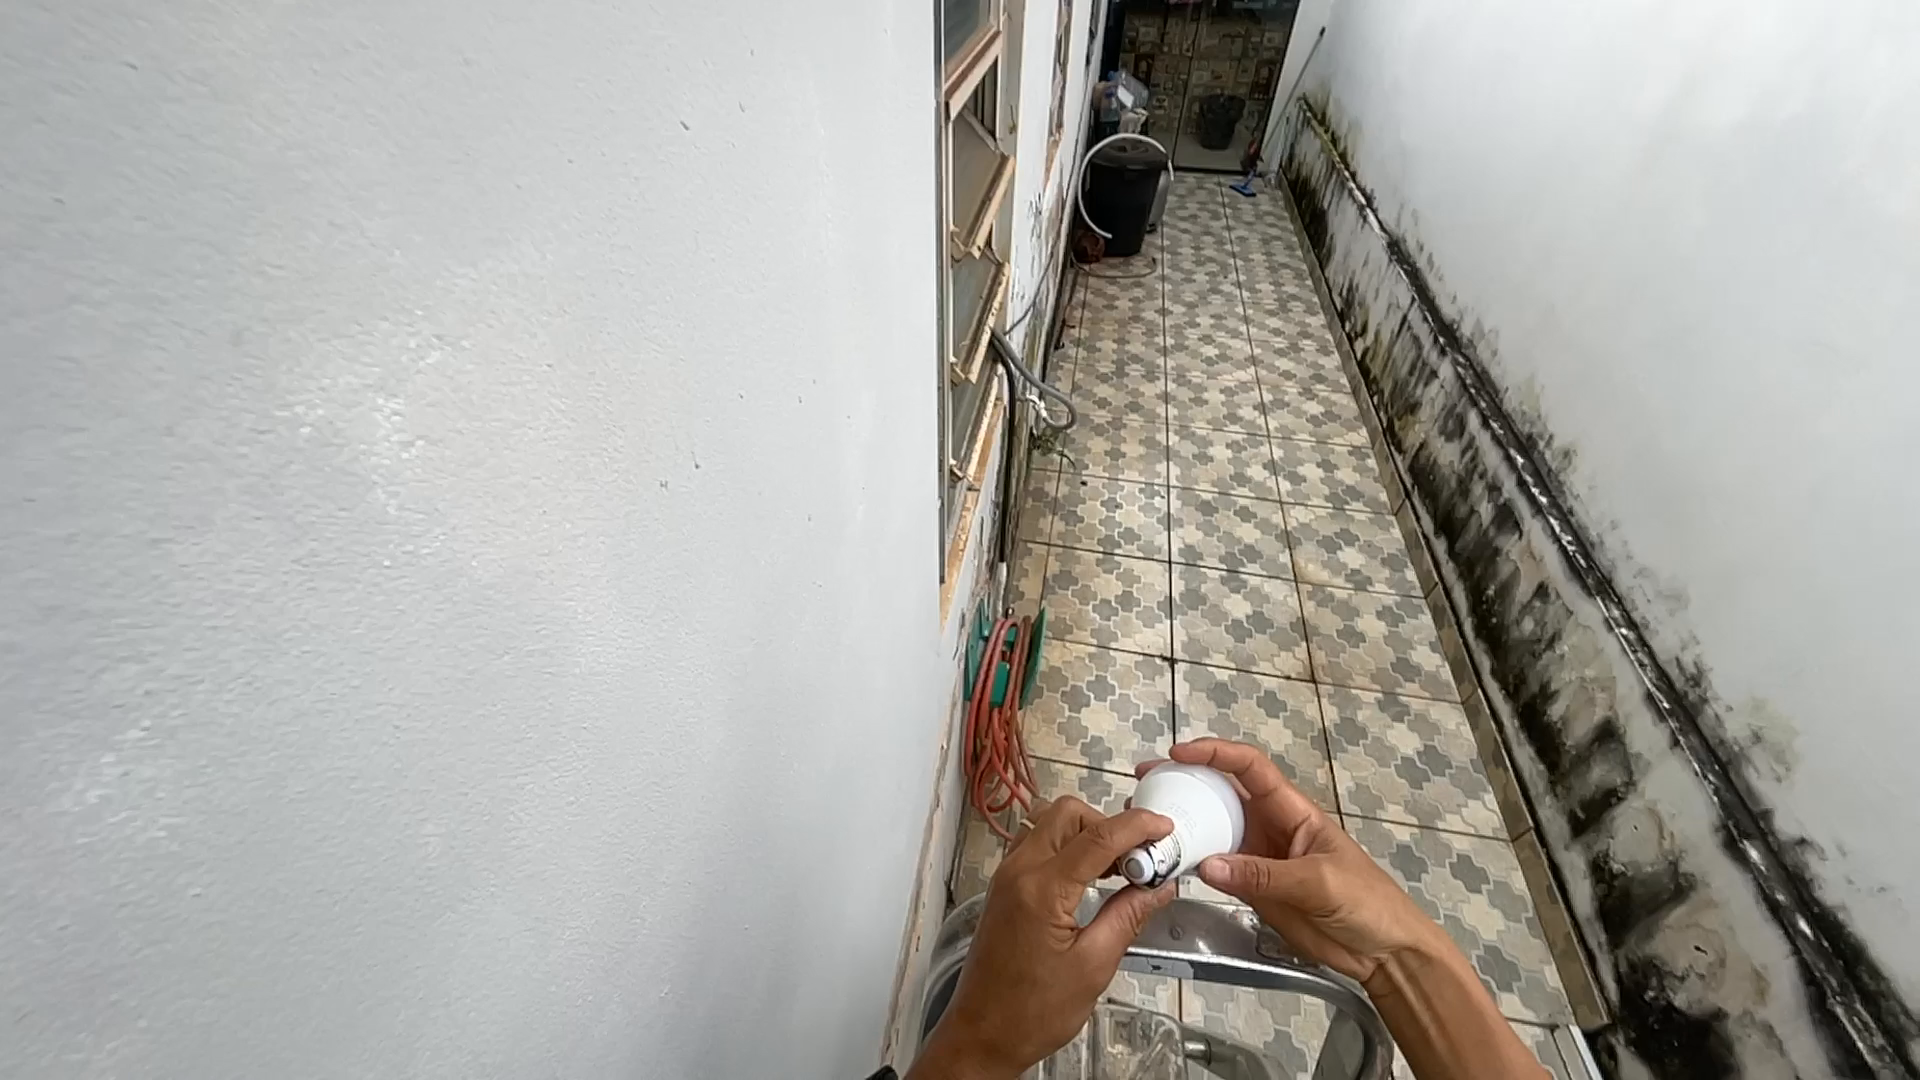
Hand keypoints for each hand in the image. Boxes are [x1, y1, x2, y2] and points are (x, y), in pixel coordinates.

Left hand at [909, 798, 1176, 1079]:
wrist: (983, 1031)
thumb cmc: (1032, 1010)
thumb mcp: (1093, 967)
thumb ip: (1127, 917)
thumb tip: (1157, 887)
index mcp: (1042, 889)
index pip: (1097, 837)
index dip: (1136, 826)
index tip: (1164, 827)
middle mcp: (1019, 868)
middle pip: (1068, 813)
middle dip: (1108, 824)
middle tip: (1139, 856)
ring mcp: (1008, 872)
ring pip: (1050, 821)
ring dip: (1087, 831)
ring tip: (1117, 867)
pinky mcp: (1006, 882)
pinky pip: (1038, 841)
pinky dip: (1067, 844)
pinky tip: (1089, 874)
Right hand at [1136, 739, 1445, 988]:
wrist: (1384, 954)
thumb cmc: (1366, 902)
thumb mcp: (1318, 882)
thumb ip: (1262, 874)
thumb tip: (1207, 865)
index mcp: (1289, 809)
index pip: (1248, 767)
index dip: (1214, 753)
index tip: (1179, 754)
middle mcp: (1267, 824)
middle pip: (1219, 791)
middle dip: (1182, 779)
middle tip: (1144, 779)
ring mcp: (1256, 854)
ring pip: (1210, 827)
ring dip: (1180, 820)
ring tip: (1144, 816)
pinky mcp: (1250, 885)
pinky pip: (1213, 865)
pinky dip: (1188, 859)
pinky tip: (1166, 858)